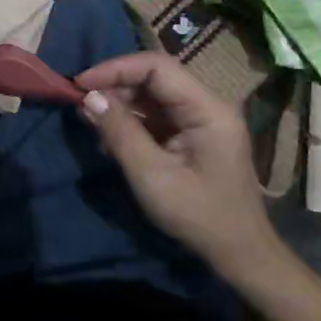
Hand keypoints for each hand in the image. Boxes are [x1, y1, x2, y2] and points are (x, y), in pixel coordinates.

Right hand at [76, 52, 272, 268]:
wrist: (239, 253)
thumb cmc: (199, 216)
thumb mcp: (152, 176)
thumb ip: (120, 133)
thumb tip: (88, 97)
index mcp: (208, 109)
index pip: (157, 67)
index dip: (116, 69)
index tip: (80, 84)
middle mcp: (207, 105)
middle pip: (155, 78)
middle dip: (115, 86)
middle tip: (80, 104)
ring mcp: (201, 121)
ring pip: (153, 96)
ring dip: (120, 104)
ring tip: (91, 120)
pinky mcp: (192, 136)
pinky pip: (157, 116)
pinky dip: (130, 121)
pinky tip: (109, 137)